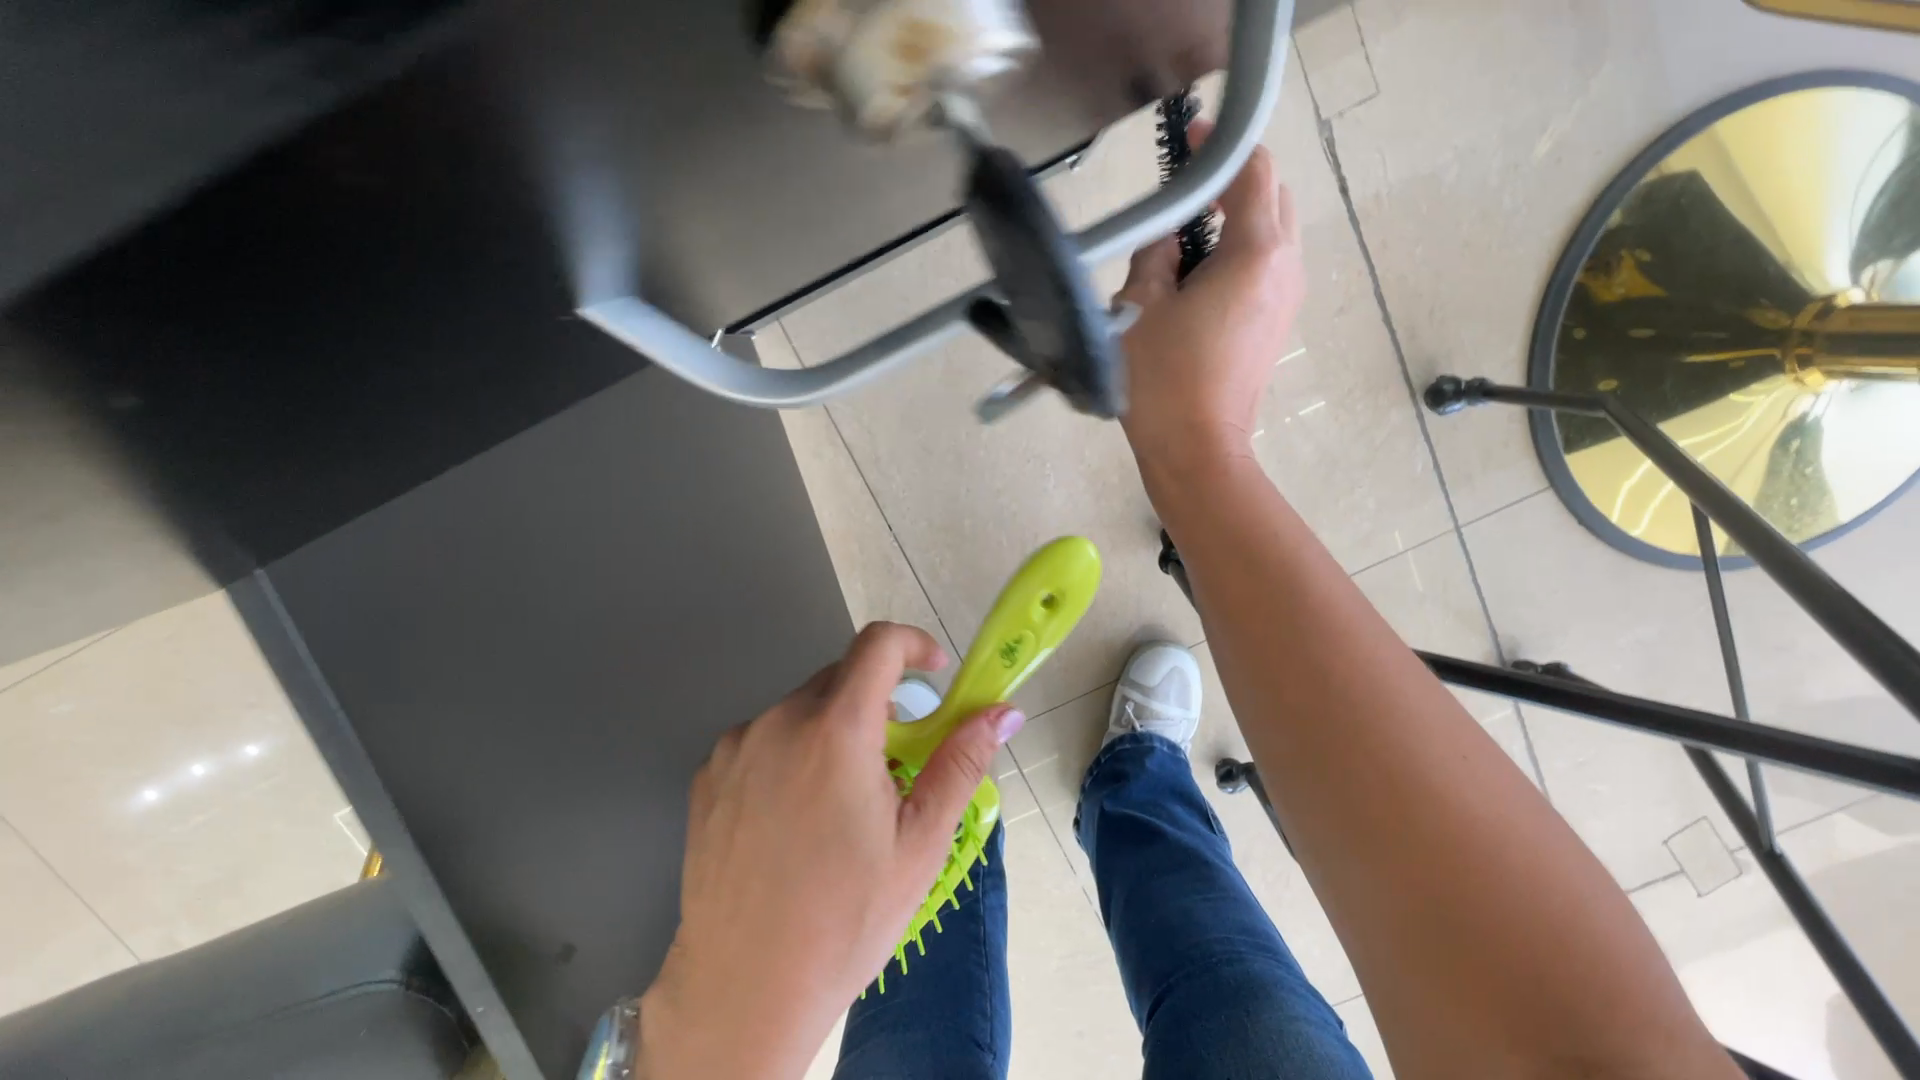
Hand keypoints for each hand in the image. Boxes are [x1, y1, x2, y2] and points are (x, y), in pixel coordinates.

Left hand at [640, 623, 1026, 1078]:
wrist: (744, 986)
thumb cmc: (846, 918)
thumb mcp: (920, 842)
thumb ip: (961, 762)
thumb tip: (1003, 713)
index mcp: (836, 730)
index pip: (877, 645)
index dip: (914, 645)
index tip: (934, 674)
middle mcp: (778, 722)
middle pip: (840, 678)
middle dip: (877, 702)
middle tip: (896, 762)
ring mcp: (734, 748)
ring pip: (800, 711)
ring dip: (832, 731)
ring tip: (841, 805)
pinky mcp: (706, 776)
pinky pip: (762, 740)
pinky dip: (791, 755)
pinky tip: (795, 820)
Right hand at [1116, 123, 1303, 473]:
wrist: (1197, 449)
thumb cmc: (1163, 381)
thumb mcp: (1138, 306)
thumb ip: (1153, 253)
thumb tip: (1167, 236)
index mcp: (1254, 253)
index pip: (1251, 170)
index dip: (1218, 146)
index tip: (1186, 137)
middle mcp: (1285, 265)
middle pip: (1272, 194)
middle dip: (1232, 180)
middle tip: (1183, 189)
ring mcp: (1288, 295)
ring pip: (1273, 230)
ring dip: (1236, 217)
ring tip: (1185, 233)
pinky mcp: (1279, 320)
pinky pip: (1268, 263)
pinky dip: (1240, 250)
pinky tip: (1198, 273)